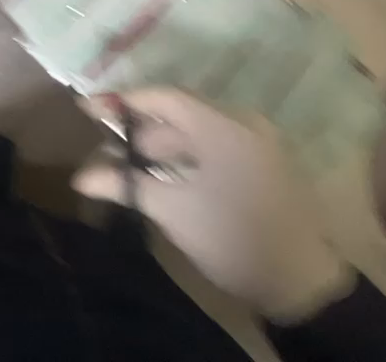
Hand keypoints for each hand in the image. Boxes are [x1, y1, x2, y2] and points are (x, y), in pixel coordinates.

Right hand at [75, 87, 351, 319]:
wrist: (304, 287)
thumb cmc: (233, 238)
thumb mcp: (174, 211)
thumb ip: (126, 185)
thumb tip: (81, 178)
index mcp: (223, 125)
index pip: (163, 97)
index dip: (122, 102)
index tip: (87, 109)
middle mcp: (243, 123)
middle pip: (180, 115)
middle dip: (139, 133)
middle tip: (104, 151)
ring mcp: (258, 143)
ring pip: (198, 134)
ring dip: (161, 149)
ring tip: (127, 169)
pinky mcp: (265, 164)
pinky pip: (216, 148)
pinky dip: (187, 158)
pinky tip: (162, 178)